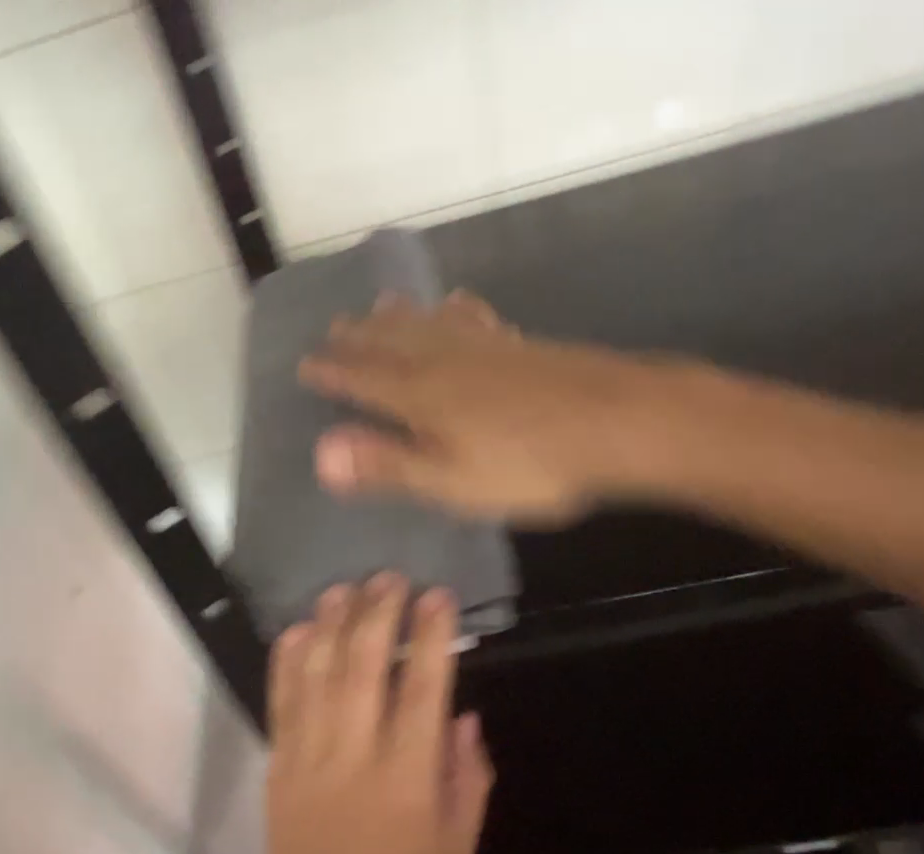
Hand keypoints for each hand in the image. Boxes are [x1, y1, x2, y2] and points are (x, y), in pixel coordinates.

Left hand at [258, 574, 493, 853]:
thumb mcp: (460, 842)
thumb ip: (469, 774)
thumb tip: (461, 714)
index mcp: (410, 777)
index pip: (424, 687)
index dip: (431, 635)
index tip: (437, 596)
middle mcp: (357, 757)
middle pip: (364, 666)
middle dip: (378, 613)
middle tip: (389, 578)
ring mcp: (309, 758)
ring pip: (317, 675)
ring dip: (330, 625)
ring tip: (344, 589)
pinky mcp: (278, 767)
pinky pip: (281, 703)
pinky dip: (287, 663)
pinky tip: (297, 631)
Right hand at [299, 291, 701, 522]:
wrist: (617, 423)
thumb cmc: (529, 465)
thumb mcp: (451, 481)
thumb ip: (388, 466)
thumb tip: (321, 452)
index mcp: (422, 397)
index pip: (365, 379)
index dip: (333, 372)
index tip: (306, 363)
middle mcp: (446, 362)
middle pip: (393, 343)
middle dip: (360, 337)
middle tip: (335, 327)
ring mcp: (487, 348)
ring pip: (431, 325)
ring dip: (401, 317)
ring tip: (381, 305)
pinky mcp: (520, 345)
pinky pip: (475, 320)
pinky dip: (457, 311)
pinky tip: (458, 302)